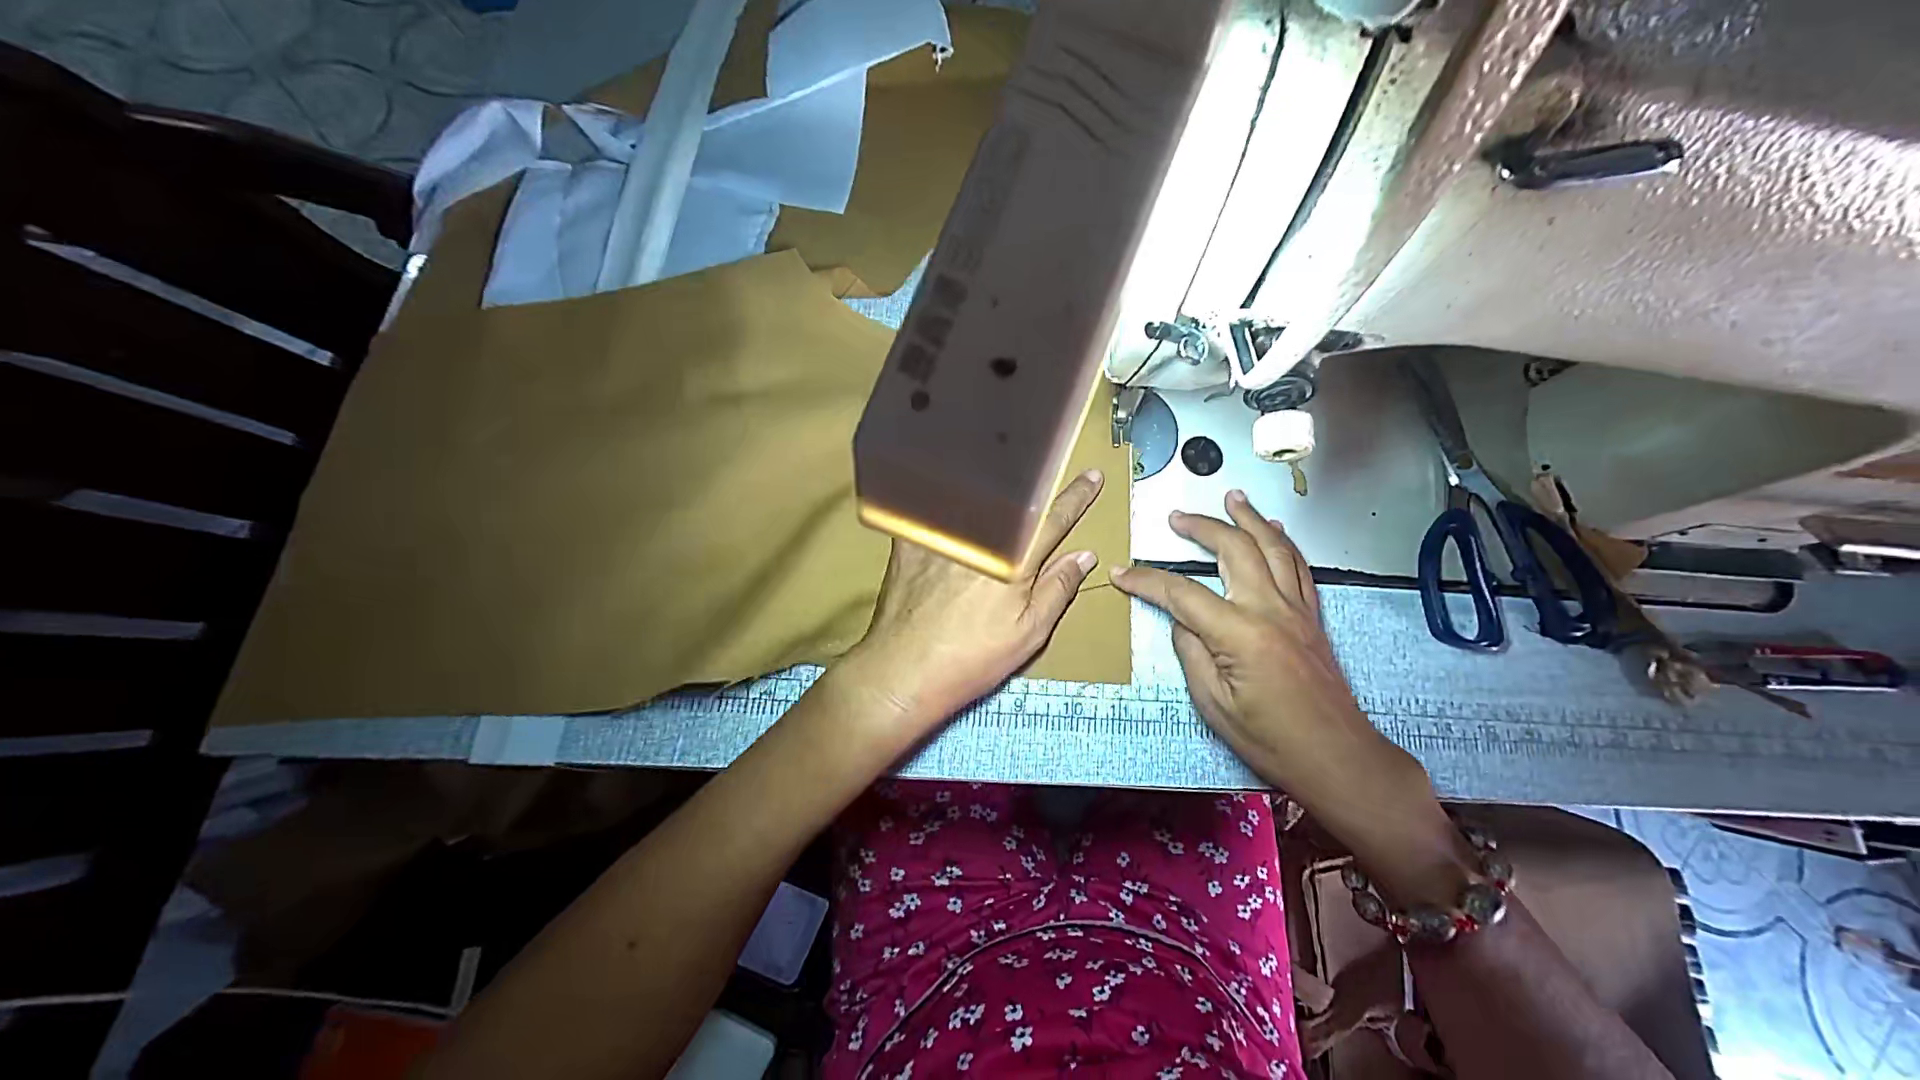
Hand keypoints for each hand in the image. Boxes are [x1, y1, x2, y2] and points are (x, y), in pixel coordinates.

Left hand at [838, 469, 1106, 735]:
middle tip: (1045, 470)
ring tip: (1004, 472)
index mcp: (1015, 560)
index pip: (1055, 520)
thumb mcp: (1028, 633)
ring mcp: (943, 537)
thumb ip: (1058, 589)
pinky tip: (947, 491)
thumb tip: (1083, 557)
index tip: (1090, 477)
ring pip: (975, 498)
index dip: (1077, 497)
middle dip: (1036, 484)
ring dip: (995, 485)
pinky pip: (932, 509)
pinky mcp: (911, 542)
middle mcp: (980, 538)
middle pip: (1015, 501)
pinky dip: (945, 498)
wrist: (903, 670)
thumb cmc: (970, 659)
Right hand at [1108, 489, 1370, 776]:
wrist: (1338, 758)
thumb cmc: (1272, 741)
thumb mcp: (1213, 704)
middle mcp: (1271, 610)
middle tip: (1177, 517)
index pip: (1181, 593)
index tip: (1122, 573)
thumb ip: (1191, 652)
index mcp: (1240, 633)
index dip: (1147, 580)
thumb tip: (1182, 621)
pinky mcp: (1312, 618)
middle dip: (1201, 527)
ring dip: (1249, 519)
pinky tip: (1273, 530)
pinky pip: (1298, 567)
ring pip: (1272, 548)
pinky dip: (1282, 543)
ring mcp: (1297, 610)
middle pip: (1234, 550)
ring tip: (1232, 498)